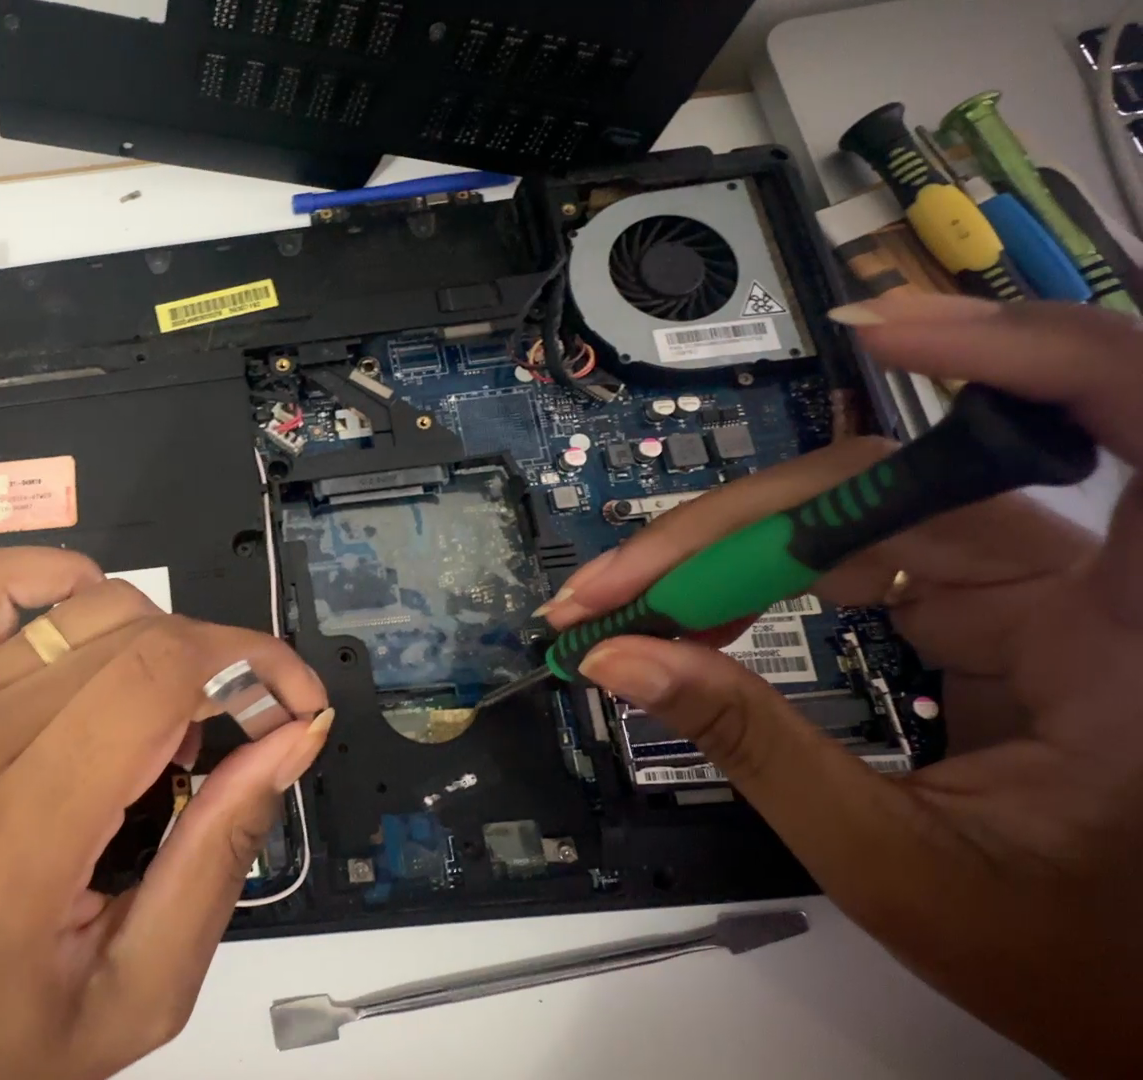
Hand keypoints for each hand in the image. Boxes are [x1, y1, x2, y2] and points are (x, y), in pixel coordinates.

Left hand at [0, 548, 331, 1079]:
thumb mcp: (138, 989)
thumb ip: (218, 856)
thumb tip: (288, 740)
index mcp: (17, 833)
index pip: (156, 679)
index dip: (251, 664)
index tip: (298, 705)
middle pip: (133, 636)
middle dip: (222, 662)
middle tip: (250, 730)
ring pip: (87, 608)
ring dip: (163, 640)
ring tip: (177, 718)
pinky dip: (60, 575)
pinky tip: (101, 625)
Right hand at [539, 294, 1141, 1078]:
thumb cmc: (1076, 964)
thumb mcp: (894, 863)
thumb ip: (754, 748)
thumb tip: (616, 659)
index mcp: (1132, 635)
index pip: (1126, 427)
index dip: (1012, 353)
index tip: (875, 329)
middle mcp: (1092, 588)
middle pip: (883, 495)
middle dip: (726, 532)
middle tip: (609, 589)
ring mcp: (1036, 599)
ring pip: (854, 522)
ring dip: (723, 556)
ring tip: (622, 605)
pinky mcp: (994, 616)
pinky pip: (861, 563)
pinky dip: (762, 582)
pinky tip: (691, 616)